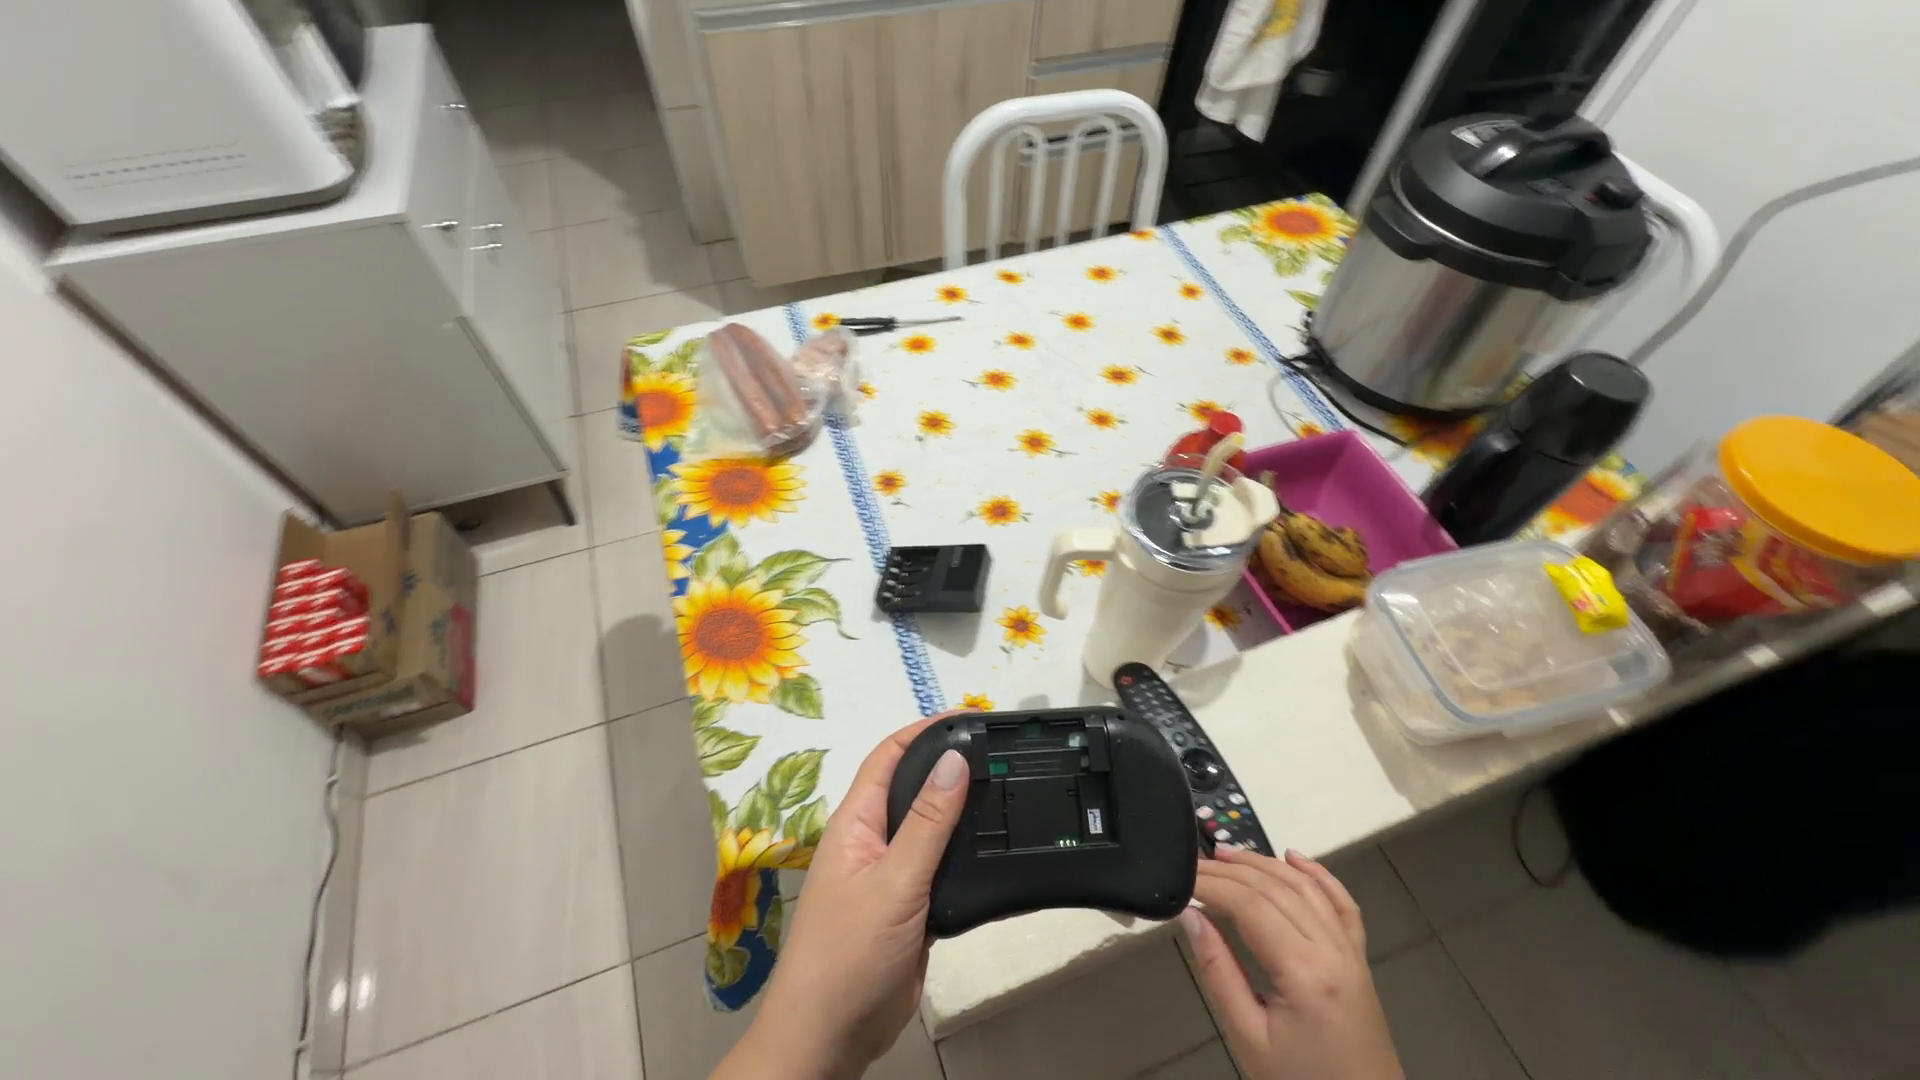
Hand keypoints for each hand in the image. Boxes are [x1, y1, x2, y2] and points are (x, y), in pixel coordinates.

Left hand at [716, 713, 970, 1079]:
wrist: (832, 1035)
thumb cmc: (849, 952)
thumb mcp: (893, 882)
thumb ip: (927, 823)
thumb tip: (954, 759)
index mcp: (856, 822)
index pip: (889, 756)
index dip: (925, 730)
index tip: (970, 716)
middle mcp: (873, 840)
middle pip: (915, 789)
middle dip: (951, 766)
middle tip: (1001, 752)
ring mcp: (893, 875)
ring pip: (932, 830)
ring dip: (963, 811)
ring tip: (1009, 791)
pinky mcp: (911, 908)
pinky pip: (942, 869)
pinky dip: (967, 855)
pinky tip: (999, 849)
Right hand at [1180, 846, 1404, 1079]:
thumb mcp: (1247, 1037)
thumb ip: (1218, 972)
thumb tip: (1191, 916)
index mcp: (1304, 971)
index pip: (1250, 905)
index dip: (1212, 884)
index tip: (1182, 877)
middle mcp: (1332, 950)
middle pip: (1276, 889)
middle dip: (1231, 870)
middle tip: (1194, 862)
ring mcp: (1351, 952)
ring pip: (1306, 888)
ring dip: (1265, 863)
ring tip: (1227, 853)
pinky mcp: (1359, 960)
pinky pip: (1342, 905)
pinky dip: (1319, 875)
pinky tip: (1295, 858)